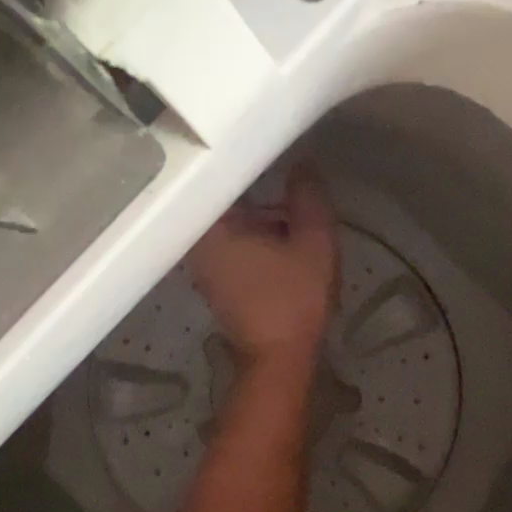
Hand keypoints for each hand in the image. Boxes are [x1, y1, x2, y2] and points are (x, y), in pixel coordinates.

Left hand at [187, 163, 337, 365]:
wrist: (279, 361)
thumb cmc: (293, 300)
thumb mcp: (314, 241)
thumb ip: (309, 196)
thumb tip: (303, 165)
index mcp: (211, 229)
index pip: (219, 176)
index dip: (245, 160)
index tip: (268, 151)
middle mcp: (196, 244)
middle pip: (224, 201)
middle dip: (256, 190)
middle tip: (286, 181)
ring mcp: (202, 266)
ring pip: (229, 224)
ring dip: (257, 216)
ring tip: (289, 210)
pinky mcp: (215, 283)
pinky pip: (231, 245)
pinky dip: (253, 237)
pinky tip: (279, 238)